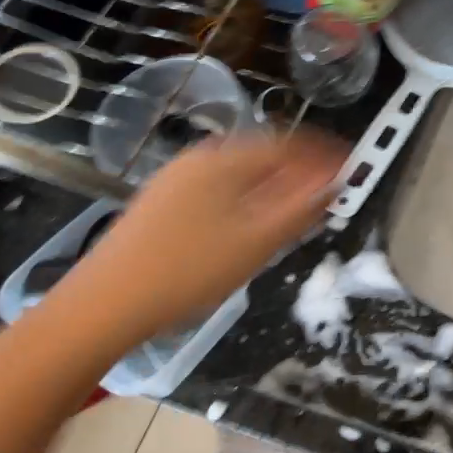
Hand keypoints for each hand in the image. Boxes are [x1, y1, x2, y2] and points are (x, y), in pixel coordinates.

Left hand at [55, 132, 348, 346]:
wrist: (98, 310)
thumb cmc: (187, 271)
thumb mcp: (257, 242)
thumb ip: (303, 207)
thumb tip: (338, 178)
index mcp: (224, 158)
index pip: (290, 142)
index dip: (325, 153)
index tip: (353, 166)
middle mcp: (199, 159)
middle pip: (265, 154)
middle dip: (301, 171)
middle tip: (329, 193)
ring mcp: (176, 181)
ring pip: (242, 174)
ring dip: (275, 187)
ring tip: (297, 213)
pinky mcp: (161, 206)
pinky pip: (220, 190)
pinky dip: (248, 200)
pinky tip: (252, 229)